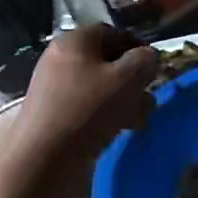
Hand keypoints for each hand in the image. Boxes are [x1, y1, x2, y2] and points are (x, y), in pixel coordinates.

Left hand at [0, 25, 156, 197]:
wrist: (42, 164)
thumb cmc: (87, 112)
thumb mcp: (126, 80)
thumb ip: (144, 62)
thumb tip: (148, 57)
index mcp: (74, 42)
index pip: (113, 33)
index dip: (138, 48)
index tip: (156, 70)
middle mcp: (61, 61)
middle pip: (108, 63)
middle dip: (133, 81)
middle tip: (147, 100)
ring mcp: (56, 91)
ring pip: (102, 89)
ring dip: (125, 103)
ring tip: (137, 122)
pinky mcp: (56, 119)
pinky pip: (89, 110)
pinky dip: (107, 118)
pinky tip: (119, 133)